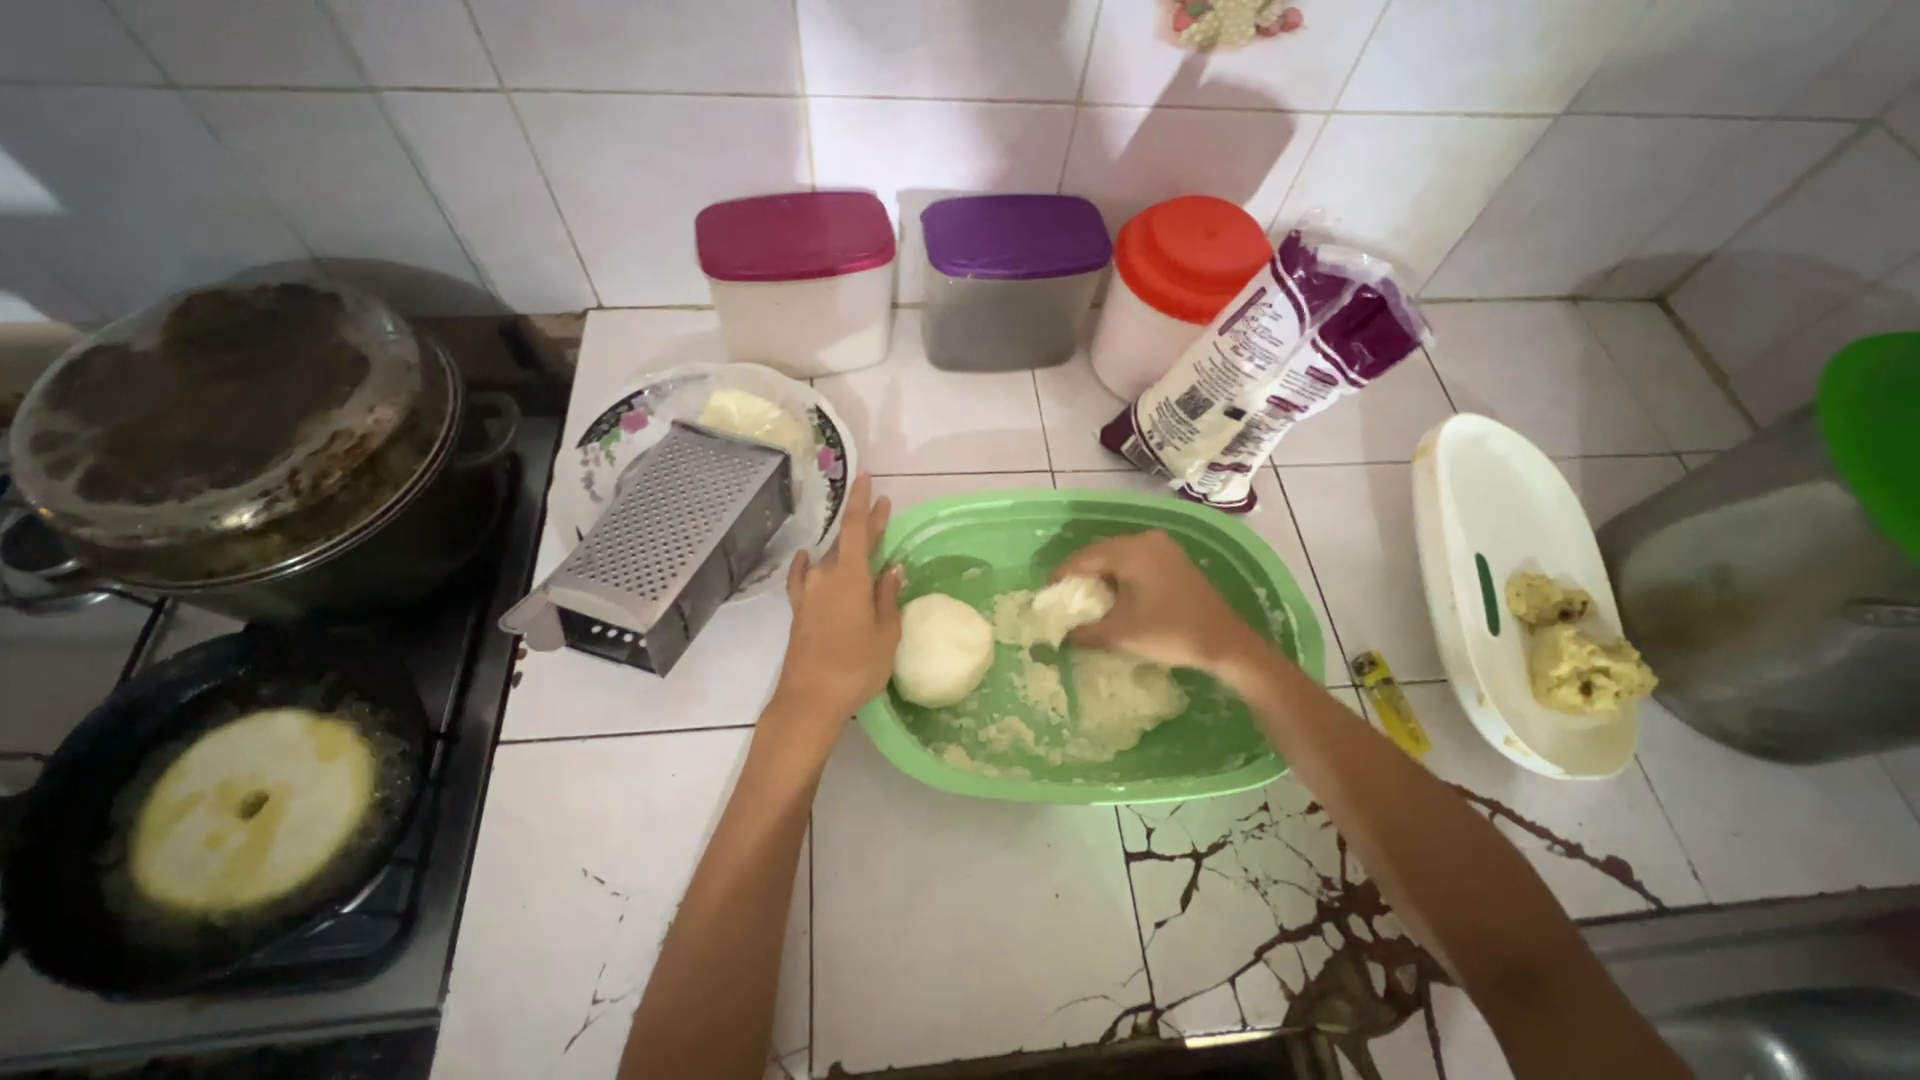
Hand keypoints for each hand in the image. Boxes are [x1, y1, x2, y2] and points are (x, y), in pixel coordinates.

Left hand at [768, 473, 903, 735]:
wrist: (810, 698)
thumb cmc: (856, 666)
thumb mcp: (886, 632)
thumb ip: (887, 596)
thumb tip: (892, 568)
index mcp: (851, 577)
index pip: (858, 528)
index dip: (864, 502)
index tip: (868, 478)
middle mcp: (826, 576)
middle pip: (846, 541)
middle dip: (865, 524)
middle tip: (883, 509)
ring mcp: (808, 593)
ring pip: (829, 559)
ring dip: (845, 548)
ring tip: (862, 541)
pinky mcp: (799, 611)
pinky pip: (804, 578)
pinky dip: (809, 565)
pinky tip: (808, 558)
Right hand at [1052, 530, 1265, 674]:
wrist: (1224, 642)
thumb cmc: (1170, 633)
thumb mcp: (1120, 634)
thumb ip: (1085, 632)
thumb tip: (1062, 636)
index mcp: (1132, 550)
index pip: (1084, 557)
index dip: (1062, 576)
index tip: (1048, 595)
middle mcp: (1147, 541)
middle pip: (1101, 553)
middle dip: (1081, 575)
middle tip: (1064, 598)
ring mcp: (1164, 549)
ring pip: (1119, 558)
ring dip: (1101, 577)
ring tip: (1086, 600)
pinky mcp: (1175, 562)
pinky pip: (1137, 562)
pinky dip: (1121, 577)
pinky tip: (1115, 598)